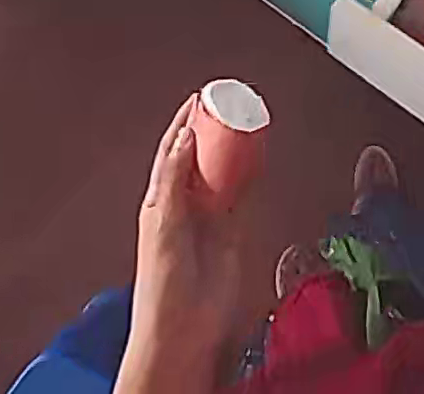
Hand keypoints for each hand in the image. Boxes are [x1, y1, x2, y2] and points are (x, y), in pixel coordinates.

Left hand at [121, 94, 244, 390]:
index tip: (200, 97)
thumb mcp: (162, 223)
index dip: (185, 120)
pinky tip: (262, 154)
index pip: (173, 147)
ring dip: (235, 145)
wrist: (185, 327)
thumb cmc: (161, 283)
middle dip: (213, 127)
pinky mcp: (233, 225)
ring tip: (248, 121)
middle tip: (230, 103)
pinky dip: (253, 169)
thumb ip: (173, 180)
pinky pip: (246, 188)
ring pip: (225, 167)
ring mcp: (210, 211)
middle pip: (202, 152)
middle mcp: (186, 199)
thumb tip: (183, 137)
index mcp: (161, 196)